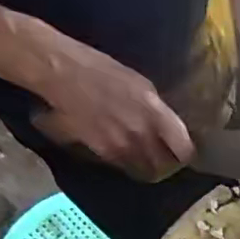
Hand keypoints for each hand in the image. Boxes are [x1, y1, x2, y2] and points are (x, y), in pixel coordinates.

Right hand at [28, 39, 193, 180]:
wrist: (55, 68)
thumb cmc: (98, 69)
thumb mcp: (139, 84)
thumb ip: (157, 110)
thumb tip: (169, 128)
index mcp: (156, 113)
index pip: (184, 149)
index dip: (184, 155)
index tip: (180, 154)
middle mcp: (143, 132)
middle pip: (165, 164)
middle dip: (164, 163)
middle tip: (159, 158)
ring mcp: (123, 144)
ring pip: (144, 170)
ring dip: (144, 166)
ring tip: (138, 157)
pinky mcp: (103, 151)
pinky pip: (122, 165)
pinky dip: (122, 162)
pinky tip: (116, 150)